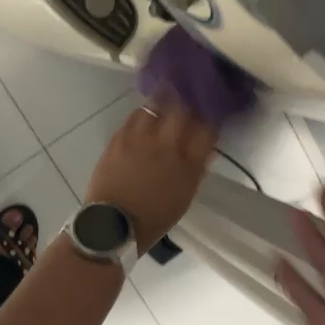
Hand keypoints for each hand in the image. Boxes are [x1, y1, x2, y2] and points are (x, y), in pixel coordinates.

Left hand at [84, 102, 217, 249]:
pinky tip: (145, 116)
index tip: (209, 114)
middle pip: (184, 110)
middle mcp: (167, 146)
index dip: (210, 118)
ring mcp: (141, 139)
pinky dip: (143, 114)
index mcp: (188, 165)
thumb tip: (203, 149)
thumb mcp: (184, 197)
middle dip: (188, 102)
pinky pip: (135, 116)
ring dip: (164, 101)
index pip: (208, 130)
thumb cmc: (153, 218)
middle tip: (188, 99)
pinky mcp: (120, 137)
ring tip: (166, 102)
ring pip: (157, 105)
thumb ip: (195, 170)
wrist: (113, 225)